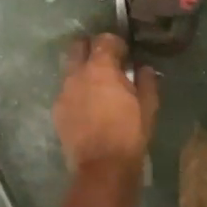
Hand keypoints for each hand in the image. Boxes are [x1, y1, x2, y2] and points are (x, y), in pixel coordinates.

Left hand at [54, 34, 157, 173]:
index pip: (104, 39)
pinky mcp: (57, 111)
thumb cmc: (129, 134)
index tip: (126, 55)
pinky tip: (89, 108)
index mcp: (100, 68)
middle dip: (92, 49)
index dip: (116, 43)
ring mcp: (63, 92)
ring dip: (83, 72)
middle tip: (107, 64)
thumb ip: (146, 81)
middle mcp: (76, 74)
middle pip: (78, 46)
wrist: (102, 168)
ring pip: (70, 70)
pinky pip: (66, 92)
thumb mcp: (148, 106)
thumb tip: (143, 68)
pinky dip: (77, 92)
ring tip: (98, 88)